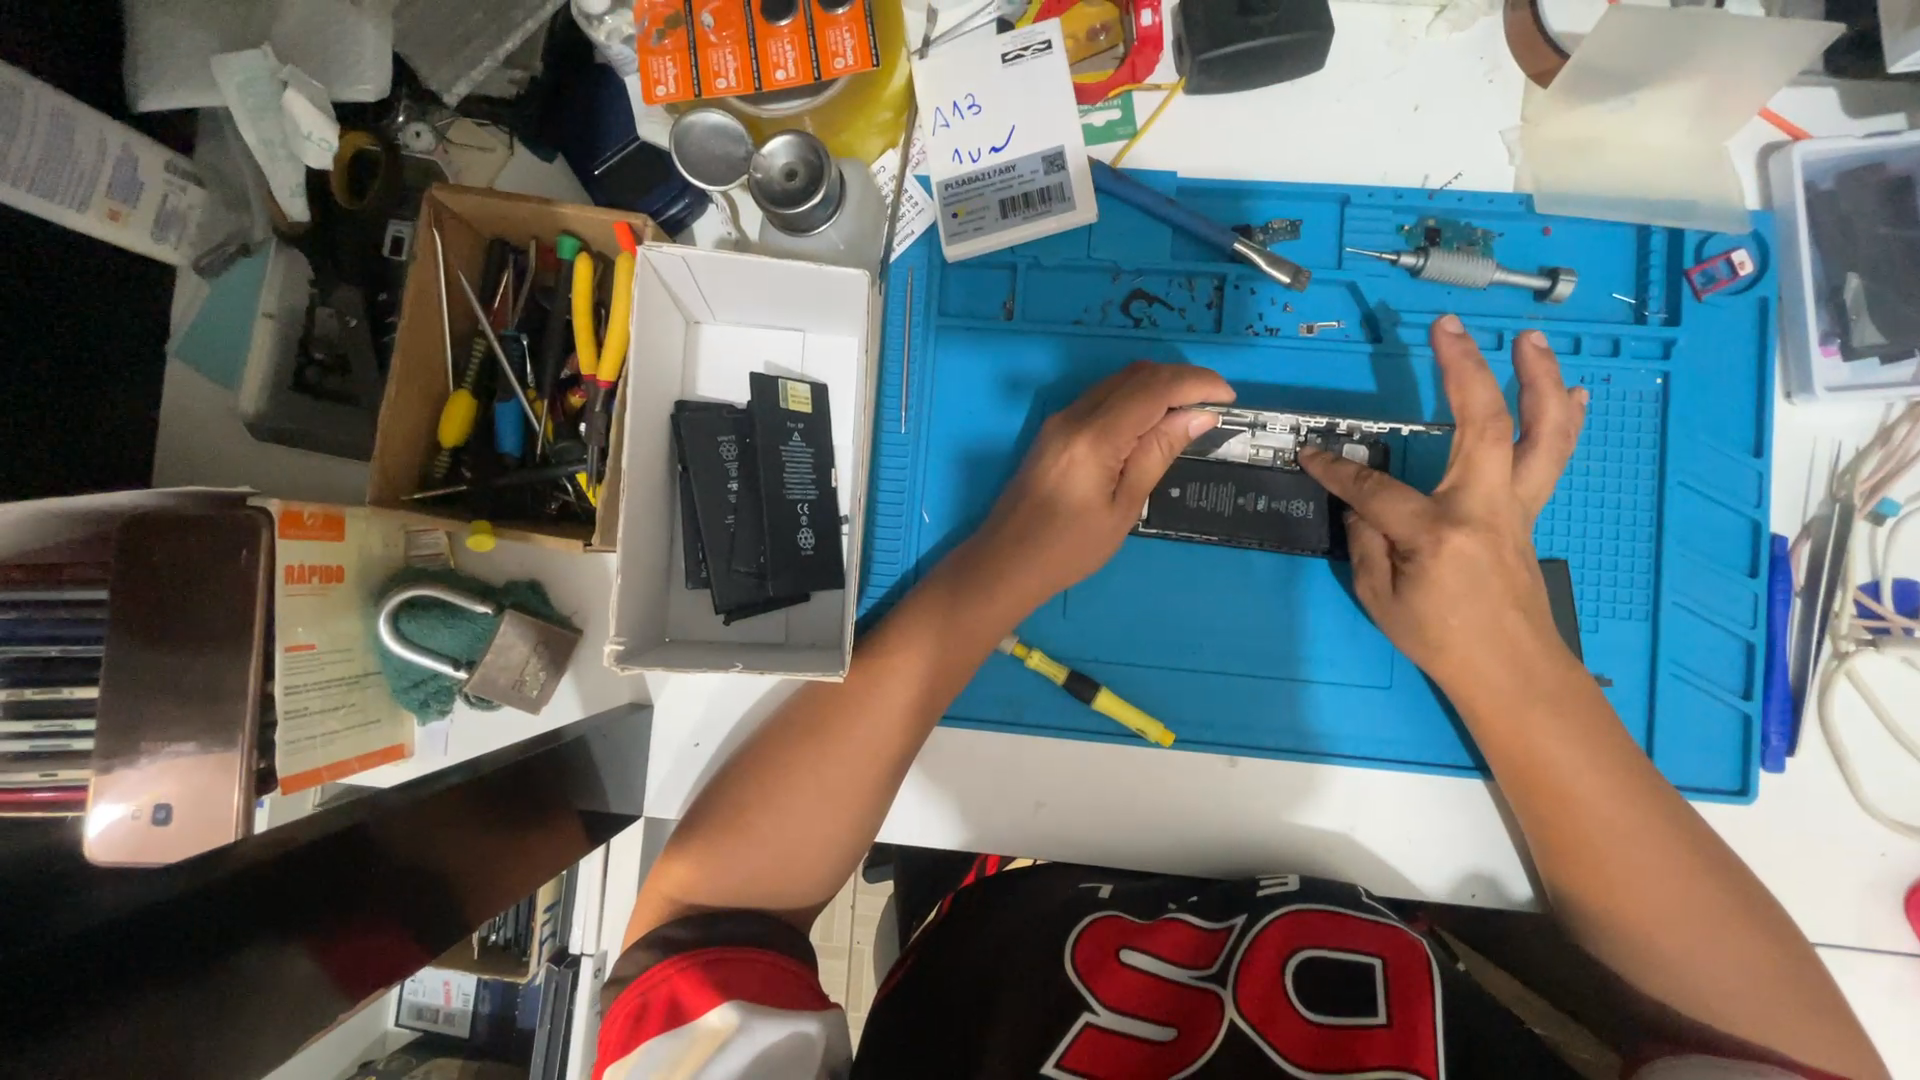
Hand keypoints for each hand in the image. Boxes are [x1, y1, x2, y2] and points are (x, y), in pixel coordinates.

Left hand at [966, 360, 1233, 612]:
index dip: (1197, 383)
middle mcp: (1074, 416)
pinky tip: (1151, 425)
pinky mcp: (1054, 430)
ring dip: (1158, 387)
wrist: (1005, 561)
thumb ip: (1157, 454)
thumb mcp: (1123, 508)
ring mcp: (1060, 420)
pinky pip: (1101, 398)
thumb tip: (1199, 415)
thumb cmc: (1068, 549)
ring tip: (1189, 415)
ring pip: (1117, 382)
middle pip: (1136, 375)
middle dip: (1181, 380)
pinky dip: (1134, 399)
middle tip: (1213, 406)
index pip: (1154, 388)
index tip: (1229, 398)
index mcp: (1094, 436)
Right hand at [1299, 315, 1587, 699]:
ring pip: (1543, 434)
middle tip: (1448, 328)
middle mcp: (1486, 509)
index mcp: (1437, 534)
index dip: (1336, 471)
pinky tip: (1570, 391)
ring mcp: (1517, 508)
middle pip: (1484, 426)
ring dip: (1538, 380)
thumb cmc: (1440, 641)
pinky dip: (1562, 418)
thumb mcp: (1380, 599)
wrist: (1512, 672)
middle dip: (1465, 370)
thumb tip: (1362, 503)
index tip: (1309, 454)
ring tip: (1530, 340)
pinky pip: (1552, 456)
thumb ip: (1366, 542)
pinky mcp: (1530, 512)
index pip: (1374, 490)